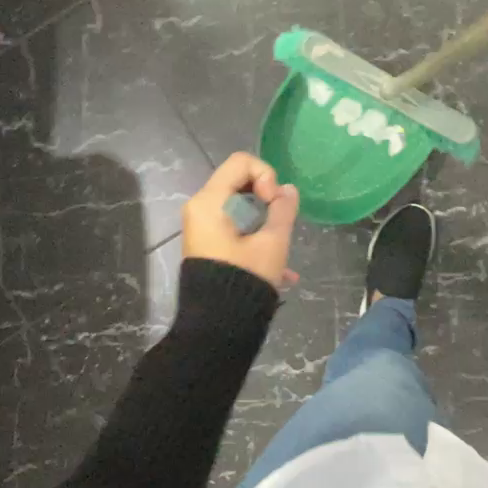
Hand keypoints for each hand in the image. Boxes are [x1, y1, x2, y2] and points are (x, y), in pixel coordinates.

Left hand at [182, 152, 300, 289]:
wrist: (217, 325)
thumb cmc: (245, 278)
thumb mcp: (272, 243)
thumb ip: (284, 210)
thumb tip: (287, 190)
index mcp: (209, 201)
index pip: (242, 162)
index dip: (266, 176)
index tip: (274, 203)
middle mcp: (199, 208)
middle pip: (239, 182)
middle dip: (266, 199)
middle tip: (279, 223)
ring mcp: (201, 227)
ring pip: (238, 207)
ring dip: (264, 220)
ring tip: (280, 248)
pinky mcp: (206, 244)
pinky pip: (233, 227)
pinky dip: (253, 236)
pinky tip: (278, 268)